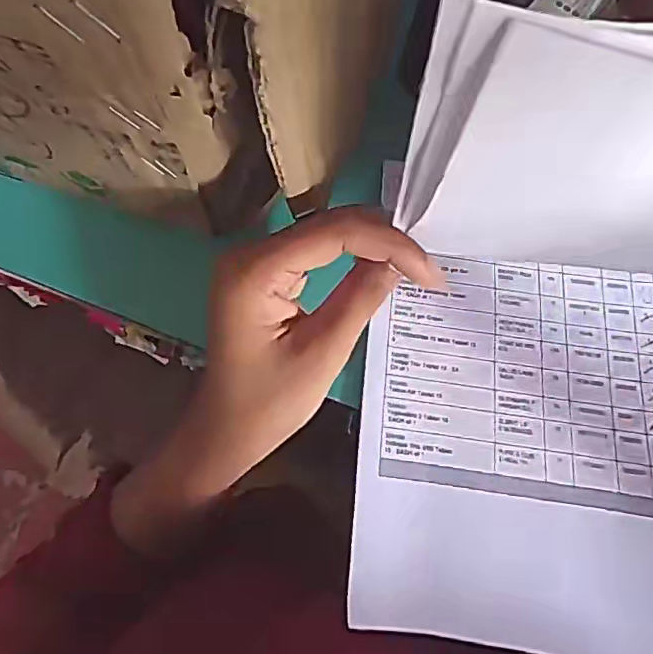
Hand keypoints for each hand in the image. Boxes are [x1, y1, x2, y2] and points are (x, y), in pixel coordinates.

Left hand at [112, 207, 441, 555]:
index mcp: (255, 270)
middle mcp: (251, 251)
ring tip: (414, 264)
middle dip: (384, 238)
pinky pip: (316, 246)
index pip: (334, 233)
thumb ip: (360, 299)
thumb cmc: (266, 405)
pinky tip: (381, 260)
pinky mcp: (266, 268)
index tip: (428, 271)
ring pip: (326, 229)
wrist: (225, 430)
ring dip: (372, 241)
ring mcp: (256, 257)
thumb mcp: (322, 354)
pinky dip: (353, 251)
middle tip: (427, 267)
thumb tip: (398, 262)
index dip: (388, 243)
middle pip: (330, 223)